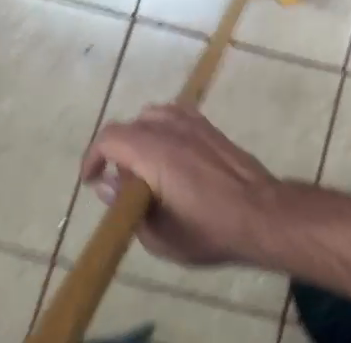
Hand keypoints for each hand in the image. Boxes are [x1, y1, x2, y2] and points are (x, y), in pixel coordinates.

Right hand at [79, 104, 278, 265]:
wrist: (260, 213)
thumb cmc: (209, 230)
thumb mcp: (159, 235)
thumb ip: (127, 206)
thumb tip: (108, 184)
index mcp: (156, 153)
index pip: (111, 137)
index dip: (93, 156)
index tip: (90, 180)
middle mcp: (173, 129)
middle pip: (131, 125)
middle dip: (116, 150)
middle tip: (119, 183)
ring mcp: (195, 124)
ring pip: (155, 114)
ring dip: (140, 135)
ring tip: (143, 166)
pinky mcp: (211, 128)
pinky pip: (178, 114)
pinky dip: (164, 126)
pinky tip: (169, 152)